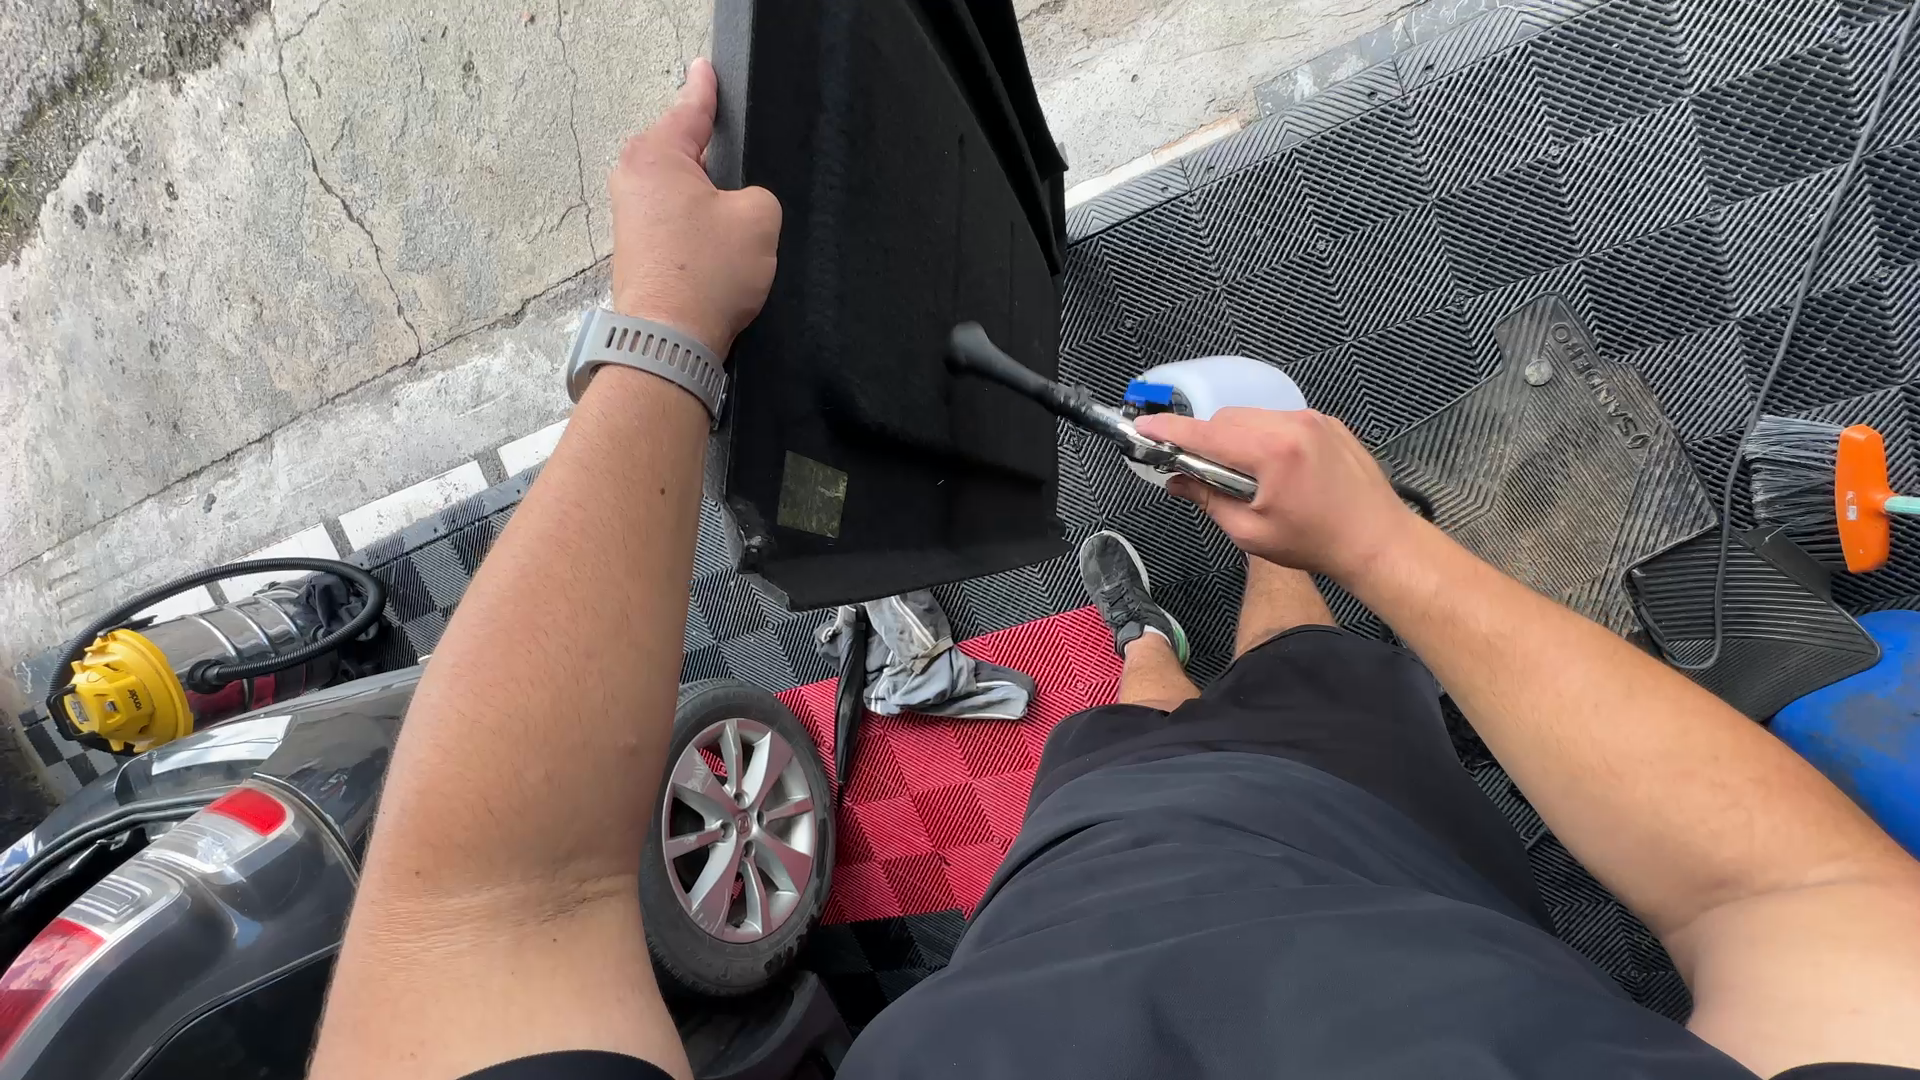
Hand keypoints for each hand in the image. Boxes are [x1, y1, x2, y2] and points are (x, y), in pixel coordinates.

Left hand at [608, 58, 780, 356]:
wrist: (671, 338)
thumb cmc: (709, 274)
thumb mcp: (759, 219)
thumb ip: (760, 195)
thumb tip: (742, 207)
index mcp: (656, 155)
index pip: (690, 110)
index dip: (706, 90)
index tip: (704, 70)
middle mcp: (632, 180)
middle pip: (684, 156)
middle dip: (713, 165)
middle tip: (741, 180)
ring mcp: (630, 219)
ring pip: (682, 196)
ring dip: (708, 208)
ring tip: (734, 234)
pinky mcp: (638, 253)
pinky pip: (676, 228)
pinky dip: (698, 236)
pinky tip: (717, 257)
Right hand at [1133, 408, 1419, 582]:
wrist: (1378, 541)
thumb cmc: (1314, 543)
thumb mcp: (1249, 532)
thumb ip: (1208, 499)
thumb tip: (1177, 482)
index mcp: (1271, 453)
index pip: (1205, 434)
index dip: (1168, 431)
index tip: (1143, 428)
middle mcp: (1292, 425)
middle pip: (1225, 419)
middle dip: (1205, 439)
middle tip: (1199, 471)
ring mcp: (1313, 420)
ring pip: (1251, 416)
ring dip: (1233, 438)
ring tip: (1242, 474)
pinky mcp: (1327, 423)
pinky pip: (1278, 419)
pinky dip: (1261, 437)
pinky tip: (1271, 469)